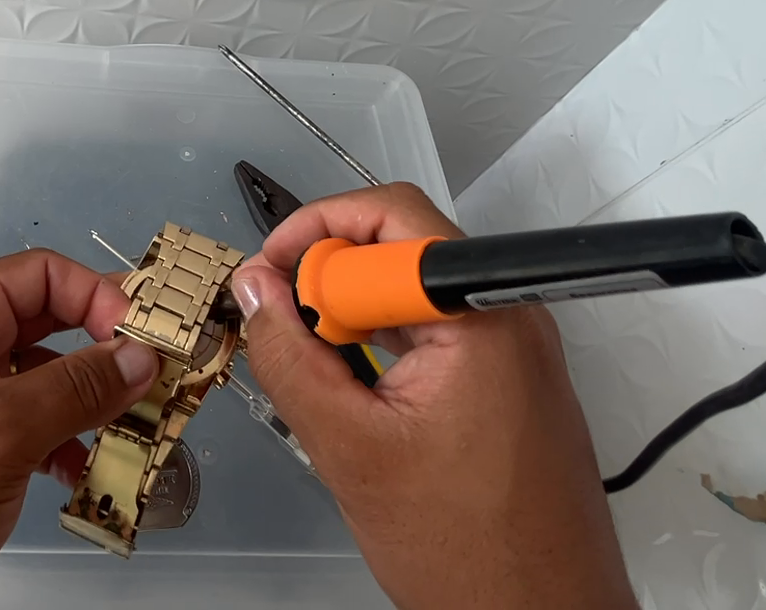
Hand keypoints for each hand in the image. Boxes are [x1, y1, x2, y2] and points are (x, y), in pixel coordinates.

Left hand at [0, 249, 157, 609]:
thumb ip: (76, 389)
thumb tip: (142, 355)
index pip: (42, 275)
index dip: (97, 295)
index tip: (143, 340)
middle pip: (45, 324)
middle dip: (101, 350)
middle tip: (154, 380)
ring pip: (39, 378)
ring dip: (87, 402)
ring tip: (131, 433)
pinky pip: (24, 425)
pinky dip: (60, 442)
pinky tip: (82, 474)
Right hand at [231, 184, 635, 609]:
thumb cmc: (461, 549)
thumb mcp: (349, 448)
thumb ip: (289, 356)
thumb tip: (252, 283)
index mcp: (479, 314)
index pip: (390, 216)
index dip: (316, 230)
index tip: (269, 275)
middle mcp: (506, 311)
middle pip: (400, 242)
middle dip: (328, 267)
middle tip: (283, 315)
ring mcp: (512, 342)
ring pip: (409, 283)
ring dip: (349, 303)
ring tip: (311, 353)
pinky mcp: (505, 373)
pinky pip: (428, 322)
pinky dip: (378, 334)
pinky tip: (350, 377)